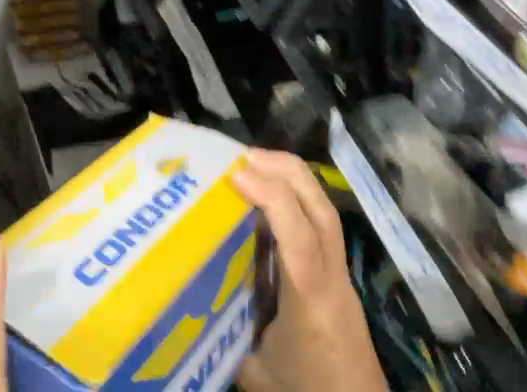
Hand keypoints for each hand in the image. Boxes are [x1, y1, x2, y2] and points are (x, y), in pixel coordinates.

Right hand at [231, 149, 388, 391]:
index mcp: (311, 304)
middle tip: (243, 155)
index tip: (236, 174)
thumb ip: (224, 332)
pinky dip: (297, 202)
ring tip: (255, 165)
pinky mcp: (341, 282)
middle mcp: (333, 282)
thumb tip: (184, 297)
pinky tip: (270, 201)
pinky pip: (322, 228)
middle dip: (286, 172)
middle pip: (322, 212)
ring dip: (293, 181)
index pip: (301, 242)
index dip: (272, 200)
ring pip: (327, 214)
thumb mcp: (256, 373)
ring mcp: (343, 279)